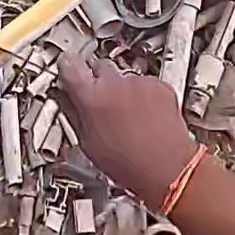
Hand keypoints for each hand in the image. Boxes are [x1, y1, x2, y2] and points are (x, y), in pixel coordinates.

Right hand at [59, 52, 198, 205]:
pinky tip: (144, 116)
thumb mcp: (88, 144)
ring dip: (123, 91)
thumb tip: (68, 101)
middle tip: (101, 102)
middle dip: (97, 80)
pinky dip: (144, 95)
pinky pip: (145, 83)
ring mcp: (138, 82)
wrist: (167, 168)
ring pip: (123, 77)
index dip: (66, 66)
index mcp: (91, 96)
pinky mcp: (158, 85)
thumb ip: (75, 114)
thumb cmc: (129, 163)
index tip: (67, 65)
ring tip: (127, 118)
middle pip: (98, 66)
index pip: (70, 66)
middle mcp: (114, 83)